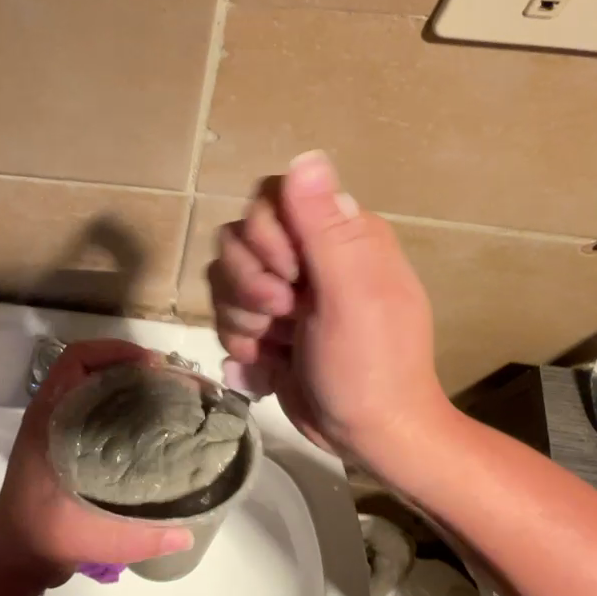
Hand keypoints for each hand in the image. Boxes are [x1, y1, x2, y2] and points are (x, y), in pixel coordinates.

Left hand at [0, 339, 195, 588]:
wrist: (15, 556)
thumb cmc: (48, 536)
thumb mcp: (100, 537)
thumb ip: (146, 536)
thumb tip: (188, 530)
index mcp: (50, 421)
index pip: (77, 362)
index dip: (113, 352)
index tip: (152, 364)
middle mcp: (49, 418)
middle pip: (87, 370)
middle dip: (126, 367)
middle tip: (166, 380)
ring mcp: (51, 431)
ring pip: (86, 389)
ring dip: (120, 386)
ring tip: (160, 397)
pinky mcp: (58, 447)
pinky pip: (87, 410)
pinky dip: (113, 407)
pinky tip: (143, 427)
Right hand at [209, 151, 449, 462]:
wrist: (370, 440)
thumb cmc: (371, 368)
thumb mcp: (351, 295)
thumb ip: (324, 227)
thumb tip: (306, 156)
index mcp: (341, 236)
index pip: (271, 200)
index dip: (266, 238)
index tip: (290, 277)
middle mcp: (310, 256)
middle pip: (239, 240)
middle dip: (249, 285)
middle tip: (284, 316)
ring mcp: (287, 292)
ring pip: (225, 280)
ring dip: (242, 321)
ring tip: (276, 350)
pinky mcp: (268, 326)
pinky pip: (226, 316)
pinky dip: (241, 346)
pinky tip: (268, 368)